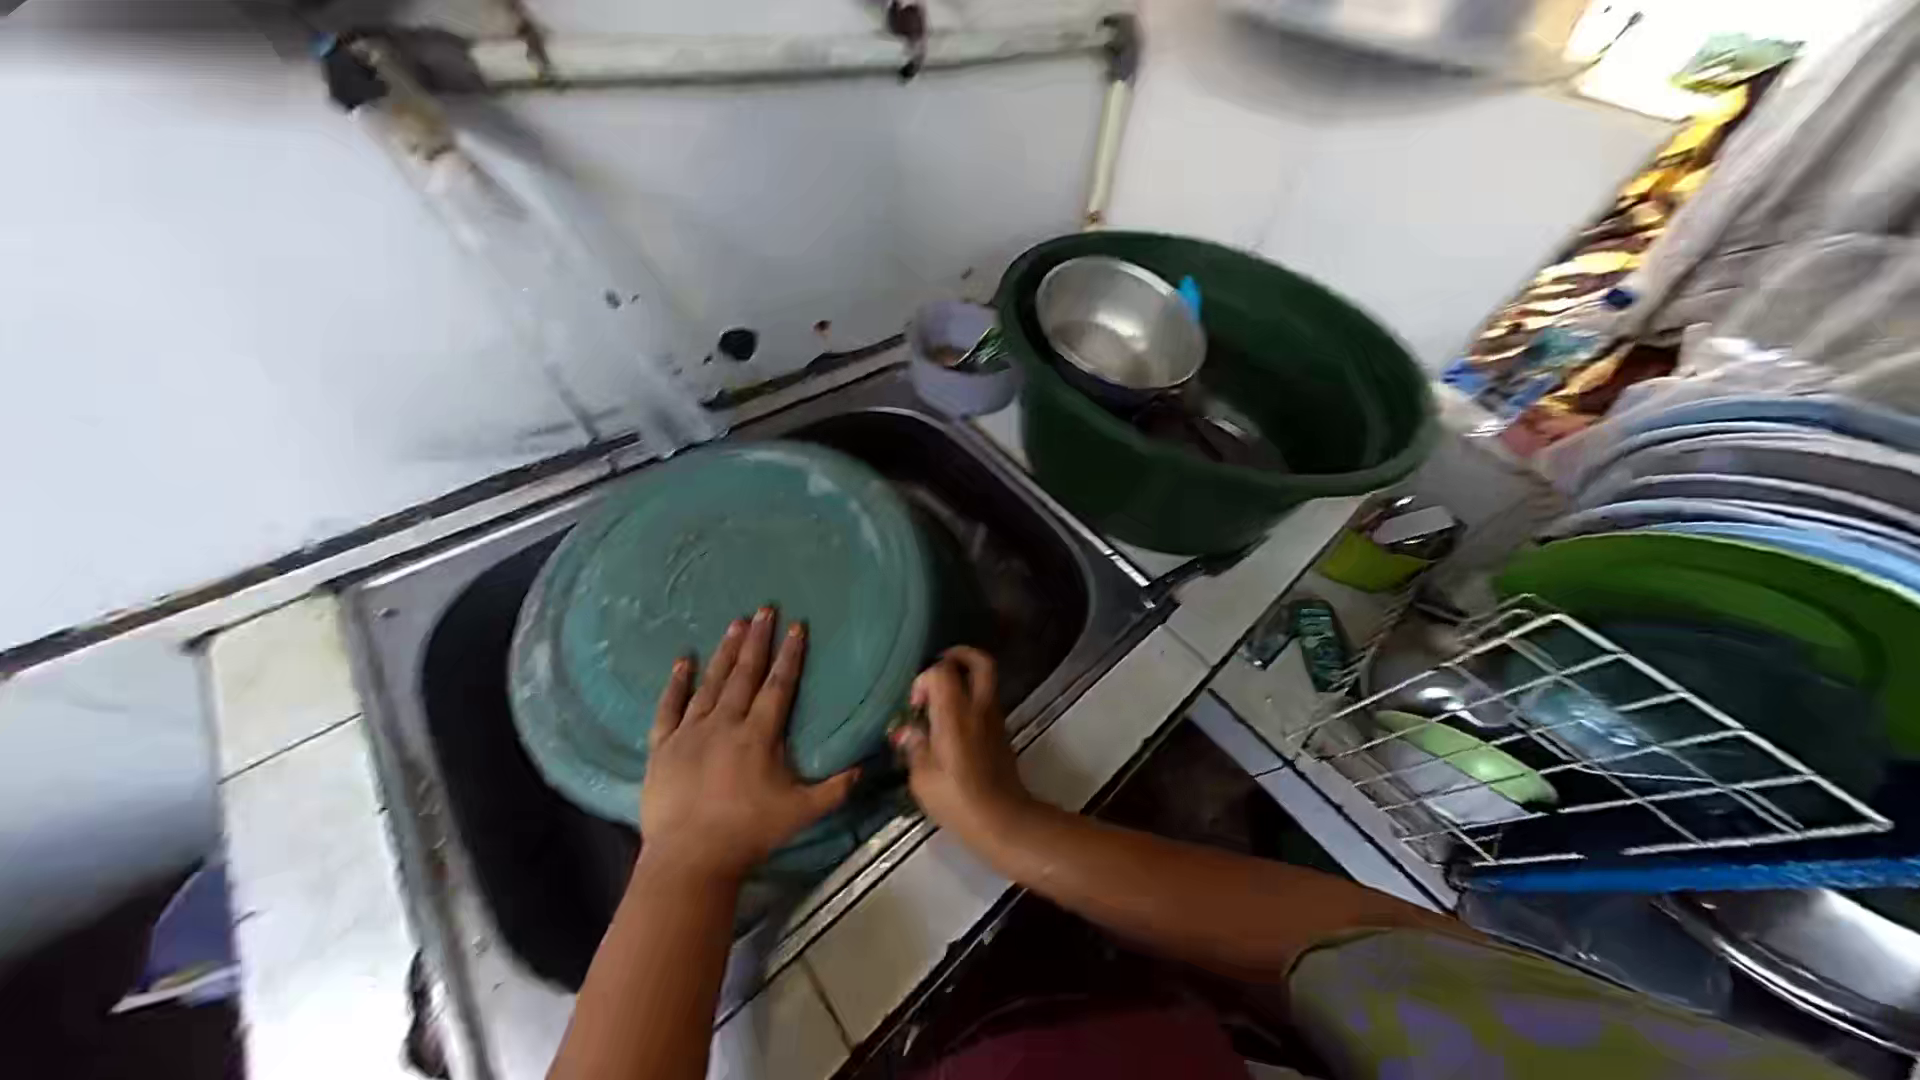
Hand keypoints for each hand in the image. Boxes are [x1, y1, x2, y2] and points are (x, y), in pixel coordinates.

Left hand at [639, 608, 858, 884]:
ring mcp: (690, 733)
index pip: (778, 685)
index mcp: (758, 735)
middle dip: (757, 640)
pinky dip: (676, 684)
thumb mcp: (801, 812)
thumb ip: (835, 788)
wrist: (689, 860)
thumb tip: (867, 767)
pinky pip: (669, 708)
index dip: (789, 655)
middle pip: (744, 674)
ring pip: (710, 684)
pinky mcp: (663, 747)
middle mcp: (724, 724)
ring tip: (735, 624)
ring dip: (725, 653)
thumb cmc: (749, 833)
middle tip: (764, 609)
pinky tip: (682, 661)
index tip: (796, 627)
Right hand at [891, 647, 1039, 849]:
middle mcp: (979, 707)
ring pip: (987, 680)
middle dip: (959, 655)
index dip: (924, 678)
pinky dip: (971, 700)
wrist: (1004, 820)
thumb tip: (907, 731)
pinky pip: (987, 702)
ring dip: (965, 680)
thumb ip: (914, 747)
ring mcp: (995, 718)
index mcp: (955, 713)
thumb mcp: (923, 778)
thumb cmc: (957, 799)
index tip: (914, 704)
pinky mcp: (1002, 732)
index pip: (942, 670)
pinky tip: (952, 725)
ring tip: (941, 701)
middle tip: (938, 668)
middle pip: (979, 661)